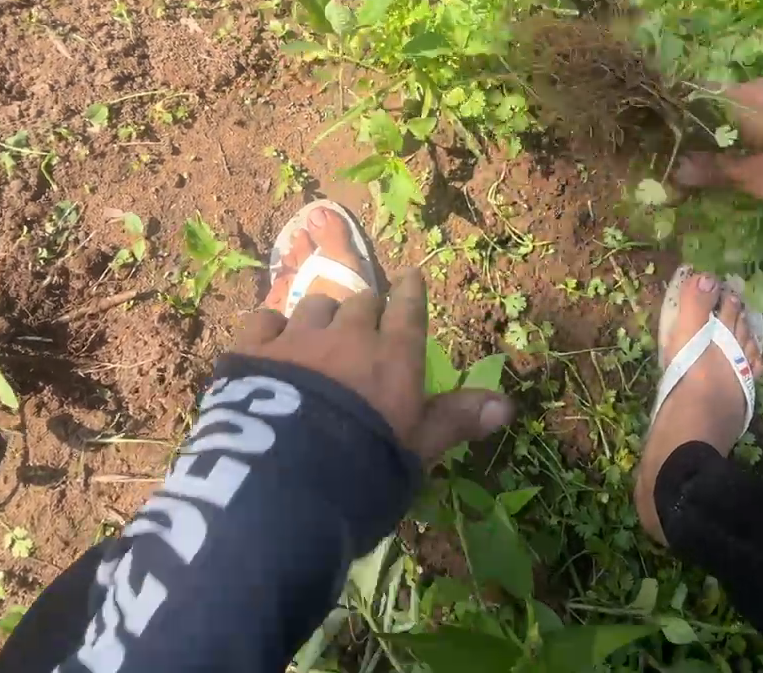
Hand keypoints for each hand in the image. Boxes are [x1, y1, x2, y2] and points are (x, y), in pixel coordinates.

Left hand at [231, 268, 513, 462]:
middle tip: (366, 322)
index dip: (410, 291)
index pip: (408, 309)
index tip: (411, 277)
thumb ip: (456, 419)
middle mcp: (349, 335)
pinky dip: (275, 324)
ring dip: (324, 314)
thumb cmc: (365, 470)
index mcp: (393, 357)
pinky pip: (267, 318)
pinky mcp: (254, 349)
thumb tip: (508, 404)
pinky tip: (274, 336)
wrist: (283, 486)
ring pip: (317, 305)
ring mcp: (299, 338)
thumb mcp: (418, 450)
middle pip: (363, 301)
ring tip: (322, 331)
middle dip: (368, 307)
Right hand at [674, 80, 762, 215]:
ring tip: (695, 168)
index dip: (670, 123)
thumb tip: (675, 171)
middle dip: (691, 135)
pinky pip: (751, 121)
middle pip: (708, 108)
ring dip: (714, 139)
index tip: (653, 147)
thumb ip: (719, 171)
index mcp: (741, 97)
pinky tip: (730, 161)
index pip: (689, 99)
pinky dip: (737, 139)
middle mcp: (754, 89)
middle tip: (671, 165)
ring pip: (729, 115)